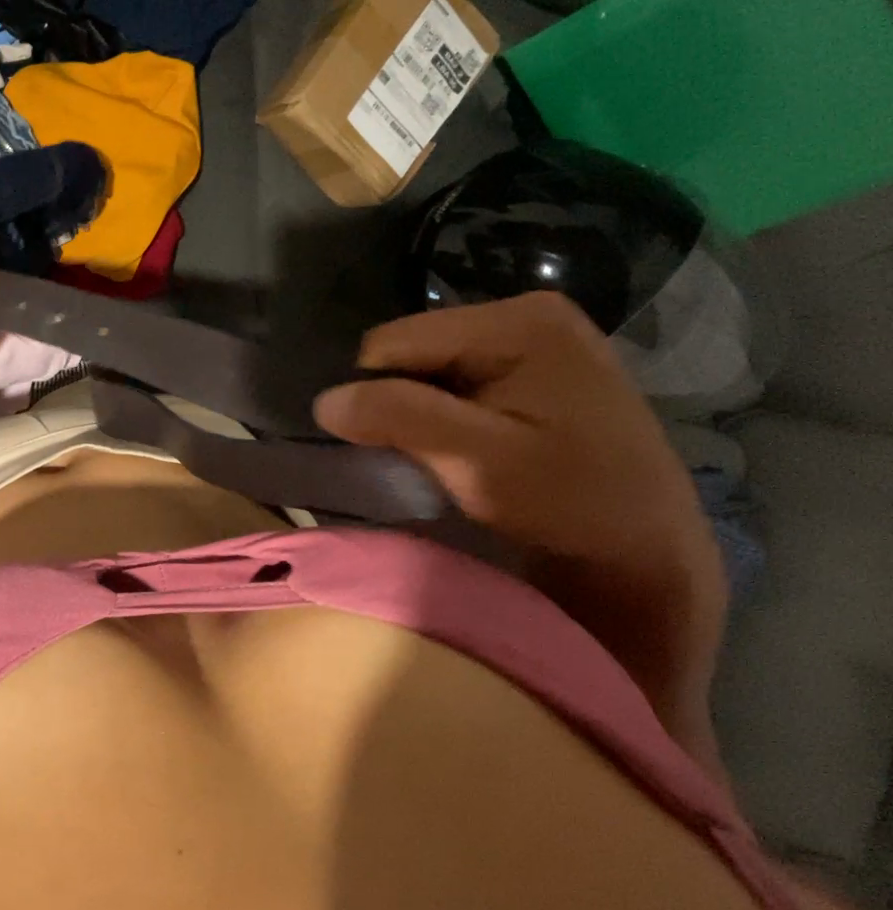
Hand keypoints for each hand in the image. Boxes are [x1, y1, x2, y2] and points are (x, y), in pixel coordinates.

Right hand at [314, 293, 726, 741]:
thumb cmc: (567, 499)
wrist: (642, 540)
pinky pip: (453, 380)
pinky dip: (445, 415)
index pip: (390, 346)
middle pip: (408, 352)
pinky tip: (471, 445)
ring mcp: (535, 335)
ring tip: (451, 454)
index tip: (406, 449)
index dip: (377, 398)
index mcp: (517, 320)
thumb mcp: (476, 461)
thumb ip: (401, 418)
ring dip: (420, 413)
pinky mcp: (537, 363)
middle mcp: (526, 310)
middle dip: (400, 403)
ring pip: (425, 368)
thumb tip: (324, 400)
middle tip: (433, 454)